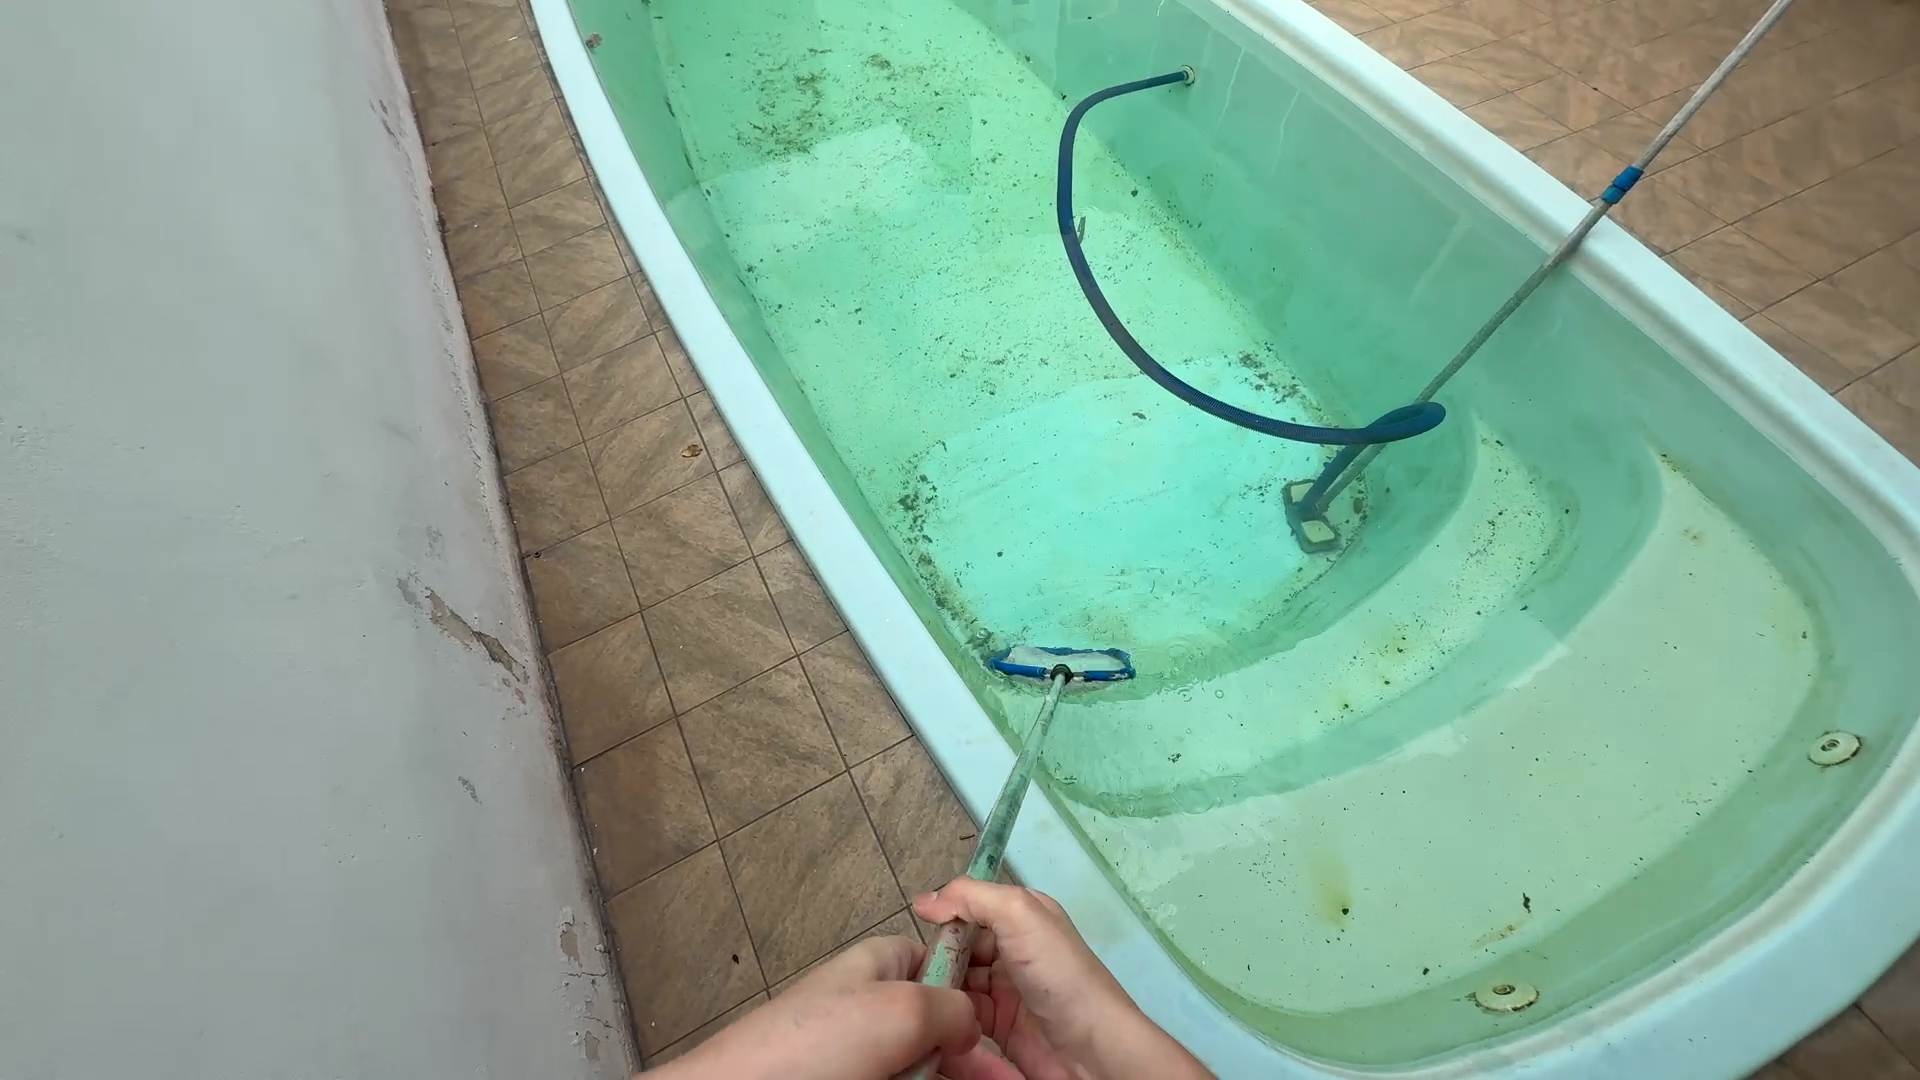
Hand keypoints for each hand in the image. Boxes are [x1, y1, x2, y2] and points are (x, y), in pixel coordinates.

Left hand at [648, 935, 980, 1079]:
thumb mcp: (901, 1008)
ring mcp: (862, 1049)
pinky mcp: (854, 1078)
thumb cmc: (823, 1042)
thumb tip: (972, 1023)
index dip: (976, 990)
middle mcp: (875, 1001)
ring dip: (954, 1074)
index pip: (945, 960)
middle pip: (940, 1022)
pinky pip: (901, 1078)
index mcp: (884, 962)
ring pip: (923, 1061)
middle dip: (974, 1053)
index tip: (1005, 1026)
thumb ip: (951, 1006)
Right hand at [914, 878, 1213, 1079]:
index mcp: (1020, 914)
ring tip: (916, 996)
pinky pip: (964, 1015)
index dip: (945, 915)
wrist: (1092, 1050)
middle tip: (912, 971)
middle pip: (961, 944)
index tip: (918, 930)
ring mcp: (1006, 989)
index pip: (971, 906)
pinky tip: (931, 1017)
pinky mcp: (1000, 1028)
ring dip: (938, 986)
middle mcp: (1012, 946)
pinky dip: (948, 1015)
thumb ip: (972, 898)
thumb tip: (924, 900)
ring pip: (958, 981)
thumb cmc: (1057, 971)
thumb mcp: (1018, 913)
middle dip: (936, 954)